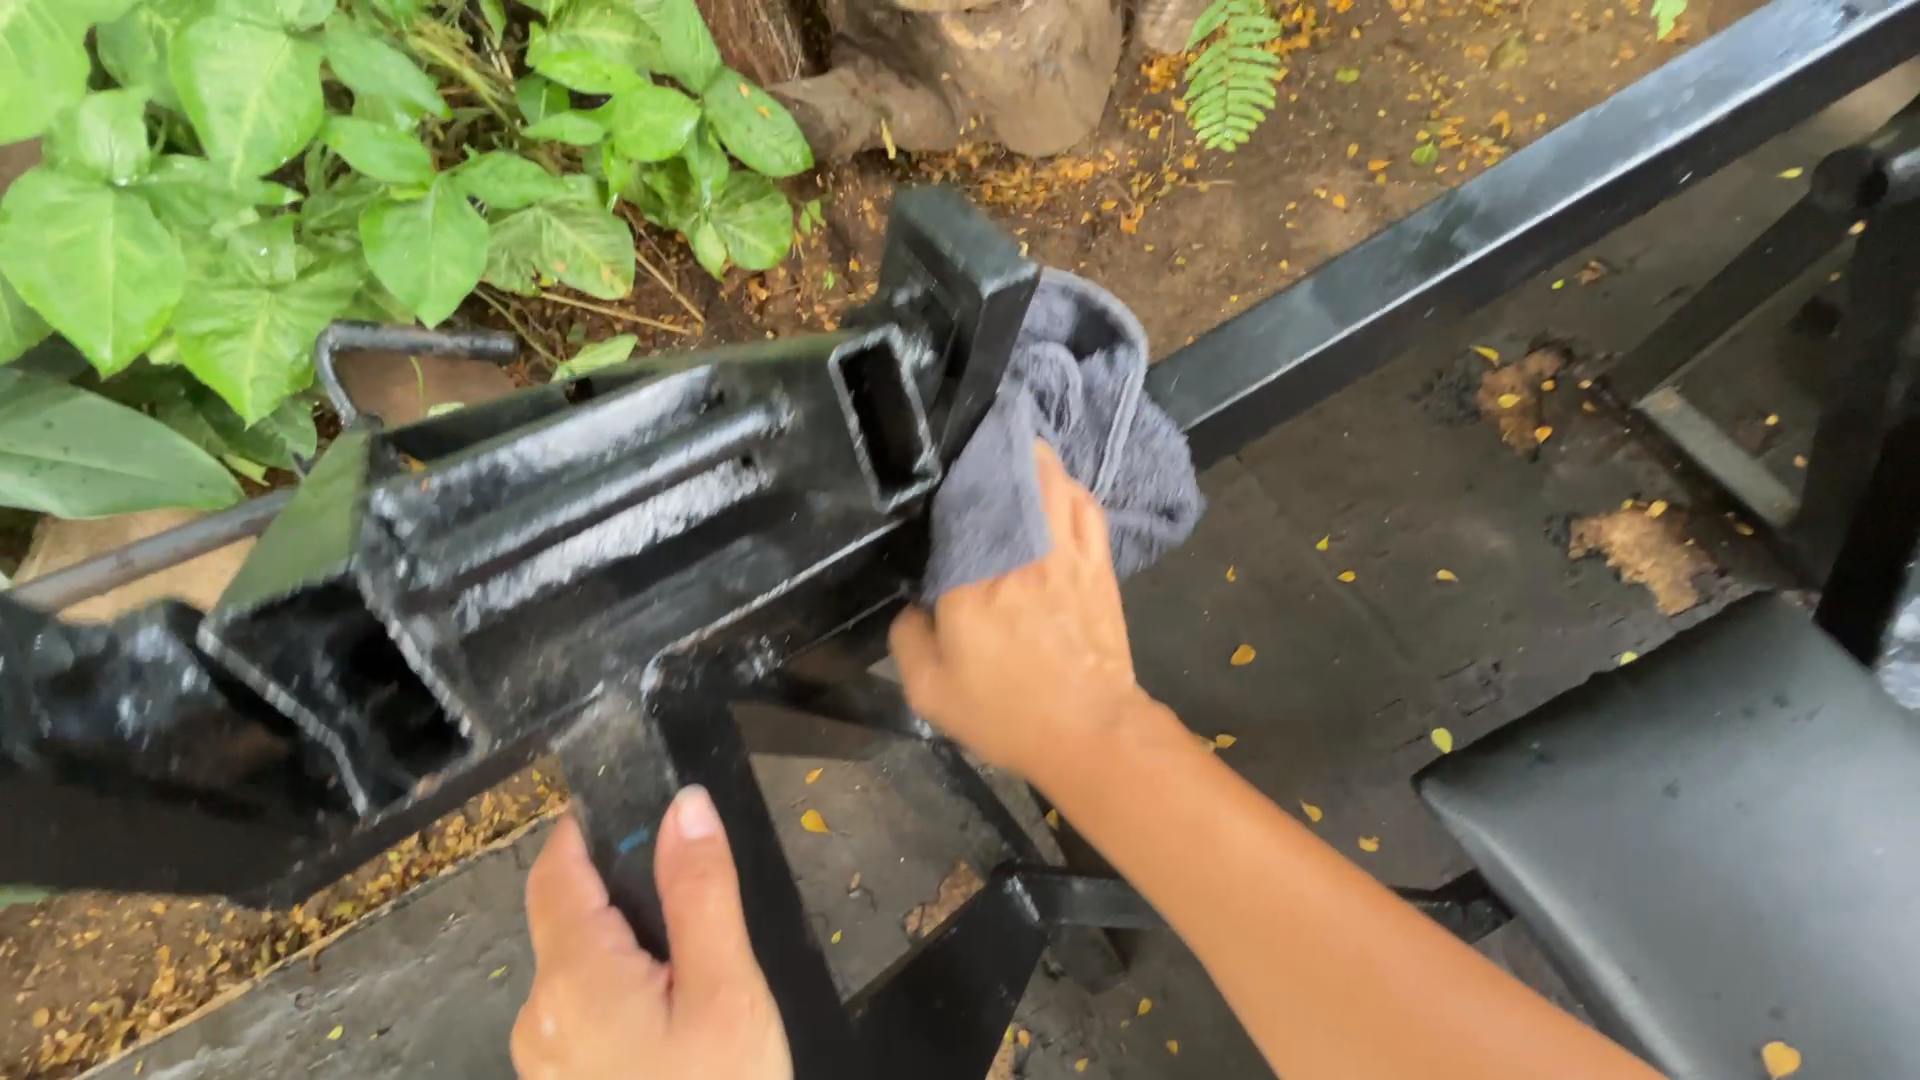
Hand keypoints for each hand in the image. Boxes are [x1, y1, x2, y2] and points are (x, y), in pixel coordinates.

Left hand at [513, 790, 789, 1079]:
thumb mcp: (725, 987)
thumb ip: (700, 891)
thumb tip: (684, 803)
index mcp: (573, 978)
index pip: (555, 870)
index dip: (590, 827)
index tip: (643, 804)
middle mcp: (541, 1013)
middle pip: (570, 914)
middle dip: (627, 884)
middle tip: (701, 890)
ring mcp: (548, 1059)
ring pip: (582, 961)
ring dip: (632, 936)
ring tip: (701, 954)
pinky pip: (587, 1005)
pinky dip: (627, 980)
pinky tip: (679, 1010)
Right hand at [890, 441, 1156, 783]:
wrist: (1089, 730)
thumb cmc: (1007, 713)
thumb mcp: (930, 691)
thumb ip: (908, 637)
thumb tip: (917, 603)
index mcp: (971, 581)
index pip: (957, 506)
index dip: (949, 481)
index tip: (938, 475)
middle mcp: (1021, 552)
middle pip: (1010, 475)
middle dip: (994, 450)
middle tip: (976, 444)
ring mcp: (1066, 553)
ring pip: (1053, 480)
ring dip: (1033, 459)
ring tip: (1014, 451)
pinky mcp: (1099, 565)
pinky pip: (1087, 506)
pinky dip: (1070, 488)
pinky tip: (1057, 488)